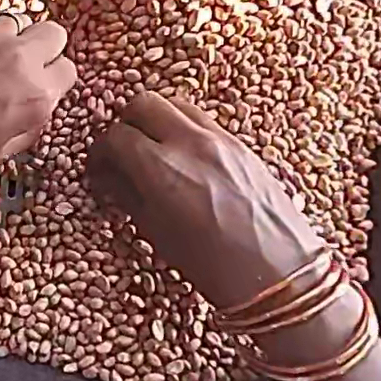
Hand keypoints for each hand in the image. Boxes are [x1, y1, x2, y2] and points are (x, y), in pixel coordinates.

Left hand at [0, 16, 76, 190]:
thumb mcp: (0, 152)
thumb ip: (29, 123)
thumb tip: (36, 107)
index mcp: (36, 96)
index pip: (68, 70)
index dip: (54, 80)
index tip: (40, 87)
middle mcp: (18, 60)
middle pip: (53, 33)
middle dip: (43, 48)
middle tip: (22, 67)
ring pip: (16, 22)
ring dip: (9, 40)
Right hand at [90, 92, 323, 310]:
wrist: (280, 276)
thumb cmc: (213, 265)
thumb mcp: (156, 232)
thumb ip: (127, 194)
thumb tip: (107, 176)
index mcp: (162, 169)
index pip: (116, 136)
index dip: (100, 150)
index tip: (99, 165)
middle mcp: (190, 143)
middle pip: (144, 103)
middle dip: (125, 122)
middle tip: (122, 148)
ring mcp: (221, 139)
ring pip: (175, 104)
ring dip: (156, 119)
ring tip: (152, 148)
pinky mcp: (242, 144)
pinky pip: (202, 120)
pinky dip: (183, 128)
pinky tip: (182, 158)